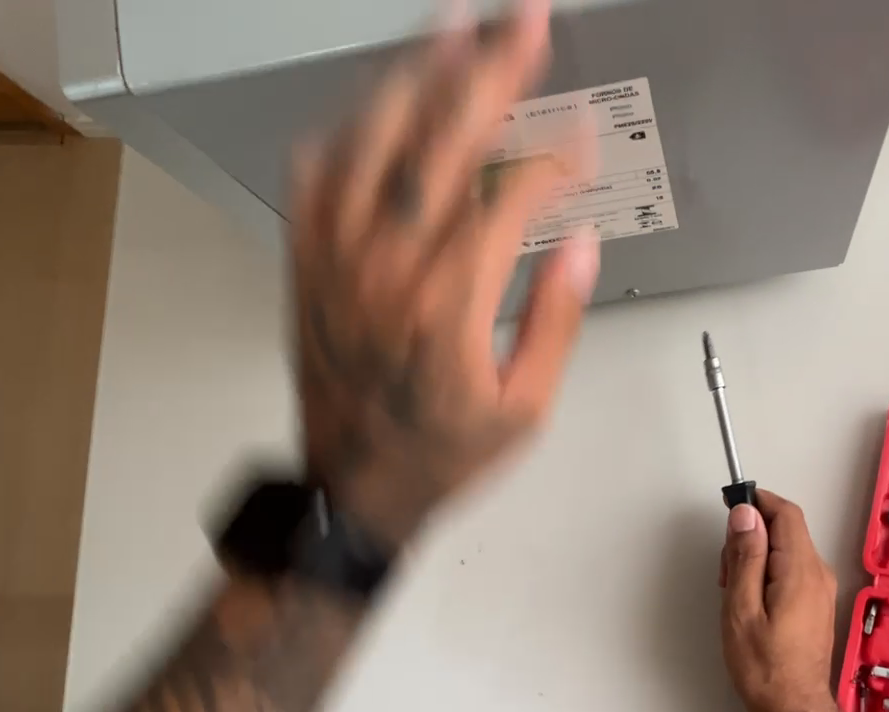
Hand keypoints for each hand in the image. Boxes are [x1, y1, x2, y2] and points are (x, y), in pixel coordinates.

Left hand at [287, 0, 599, 549]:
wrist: (353, 488)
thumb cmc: (444, 454)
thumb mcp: (525, 409)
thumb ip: (554, 322)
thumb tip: (580, 245)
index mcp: (449, 307)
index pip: (505, 200)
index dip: (550, 160)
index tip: (581, 143)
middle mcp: (386, 267)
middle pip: (439, 144)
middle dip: (488, 74)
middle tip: (523, 21)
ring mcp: (336, 258)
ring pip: (371, 141)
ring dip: (415, 75)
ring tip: (452, 28)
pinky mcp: (306, 262)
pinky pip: (316, 173)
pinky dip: (347, 127)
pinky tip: (376, 102)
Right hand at [720, 490, 841, 711]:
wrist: (794, 709)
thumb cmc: (764, 667)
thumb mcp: (742, 609)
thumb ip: (746, 557)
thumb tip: (746, 514)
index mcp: (801, 570)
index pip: (785, 513)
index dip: (757, 502)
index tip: (730, 510)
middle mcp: (818, 573)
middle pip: (786, 529)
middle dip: (751, 535)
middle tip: (725, 571)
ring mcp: (821, 588)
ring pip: (787, 549)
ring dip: (756, 556)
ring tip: (734, 591)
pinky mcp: (816, 603)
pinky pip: (792, 569)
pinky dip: (767, 572)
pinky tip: (750, 600)